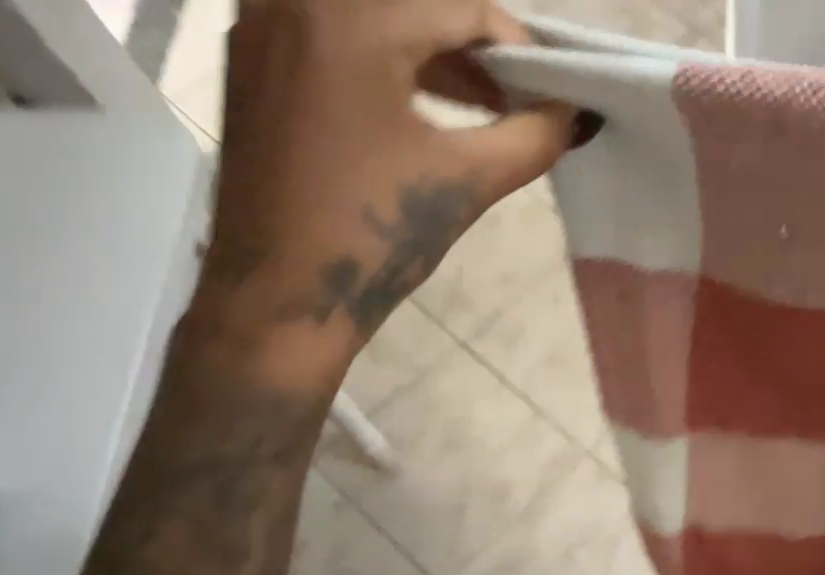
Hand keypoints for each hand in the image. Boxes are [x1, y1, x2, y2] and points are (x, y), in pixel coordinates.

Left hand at [194, 0, 582, 351]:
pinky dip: (386, 55)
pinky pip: (333, 28)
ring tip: (483, 103)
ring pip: (373, 13)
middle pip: (413, 2)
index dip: (516, 44)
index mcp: (349, 21)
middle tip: (517, 93)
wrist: (277, 295)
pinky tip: (423, 104)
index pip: (458, 6)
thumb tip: (574, 112)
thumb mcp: (465, 183)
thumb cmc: (374, 237)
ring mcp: (262, 23)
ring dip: (433, 48)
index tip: (550, 88)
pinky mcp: (251, 56)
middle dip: (473, 44)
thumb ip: (532, 137)